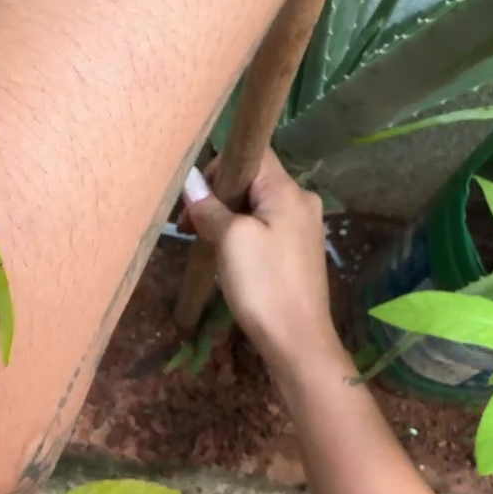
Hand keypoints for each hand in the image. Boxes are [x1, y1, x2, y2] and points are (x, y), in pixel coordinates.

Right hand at [182, 150, 341, 376]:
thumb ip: (211, 208)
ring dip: (227, 220)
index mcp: (288, 191)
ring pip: (256, 209)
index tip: (196, 197)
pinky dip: (242, 238)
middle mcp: (301, 202)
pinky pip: (264, 231)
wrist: (296, 339)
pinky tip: (229, 260)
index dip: (219, 167)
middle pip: (252, 182)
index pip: (252, 154)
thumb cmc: (264, 284)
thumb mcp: (230, 240)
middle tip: (191, 227)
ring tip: (206, 246)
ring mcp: (302, 229)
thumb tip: (192, 182)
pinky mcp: (297, 253)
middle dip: (218, 198)